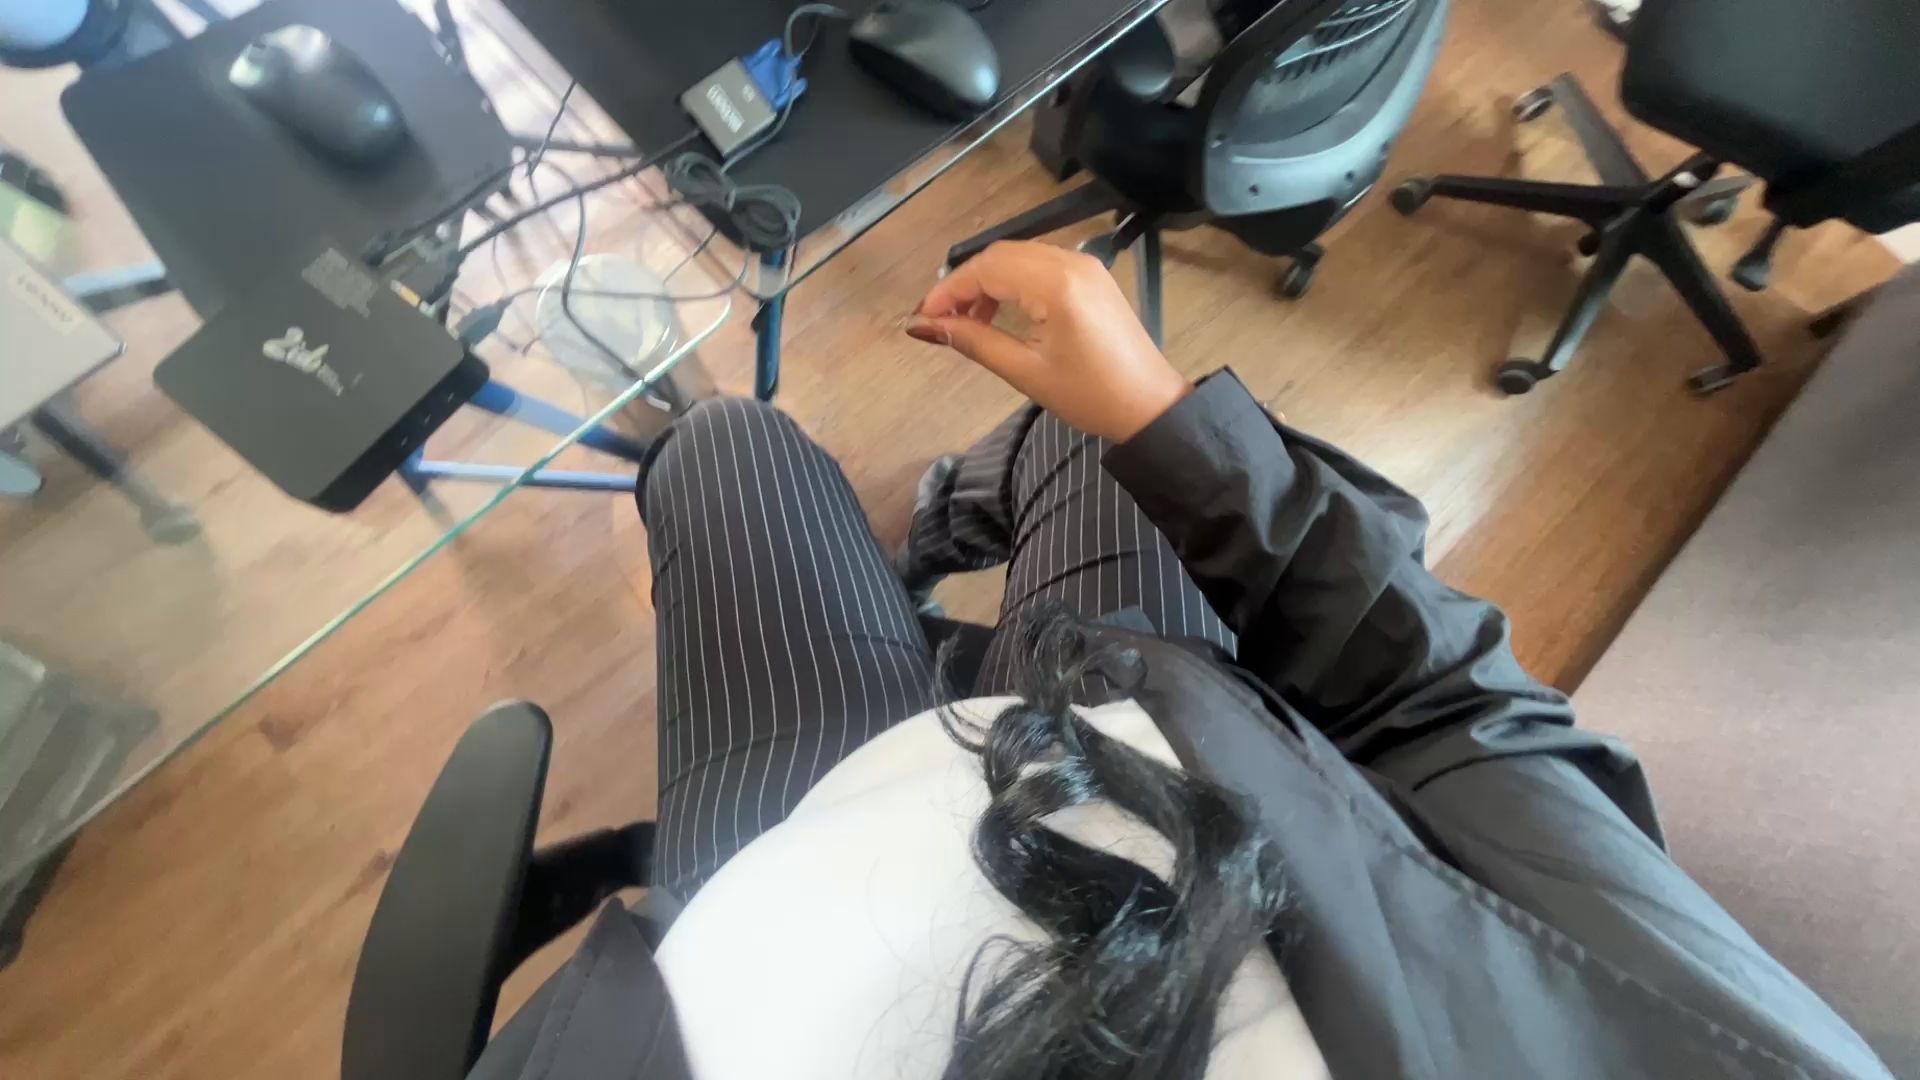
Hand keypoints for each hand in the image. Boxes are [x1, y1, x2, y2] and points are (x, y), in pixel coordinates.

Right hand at [906, 240, 1189, 442]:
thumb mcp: (1025, 372)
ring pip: (1020, 256)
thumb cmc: (1089, 396)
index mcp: (1056, 284)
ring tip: (969, 321)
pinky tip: (1000, 311)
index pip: (987, 269)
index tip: (923, 318)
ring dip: (988, 281)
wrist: (1148, 405)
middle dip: (965, 283)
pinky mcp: (1092, 275)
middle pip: (1001, 255)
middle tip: (941, 320)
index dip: (948, 290)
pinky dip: (1013, 282)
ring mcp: (1085, 265)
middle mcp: (1071, 261)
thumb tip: (924, 327)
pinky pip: (1041, 264)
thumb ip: (974, 341)